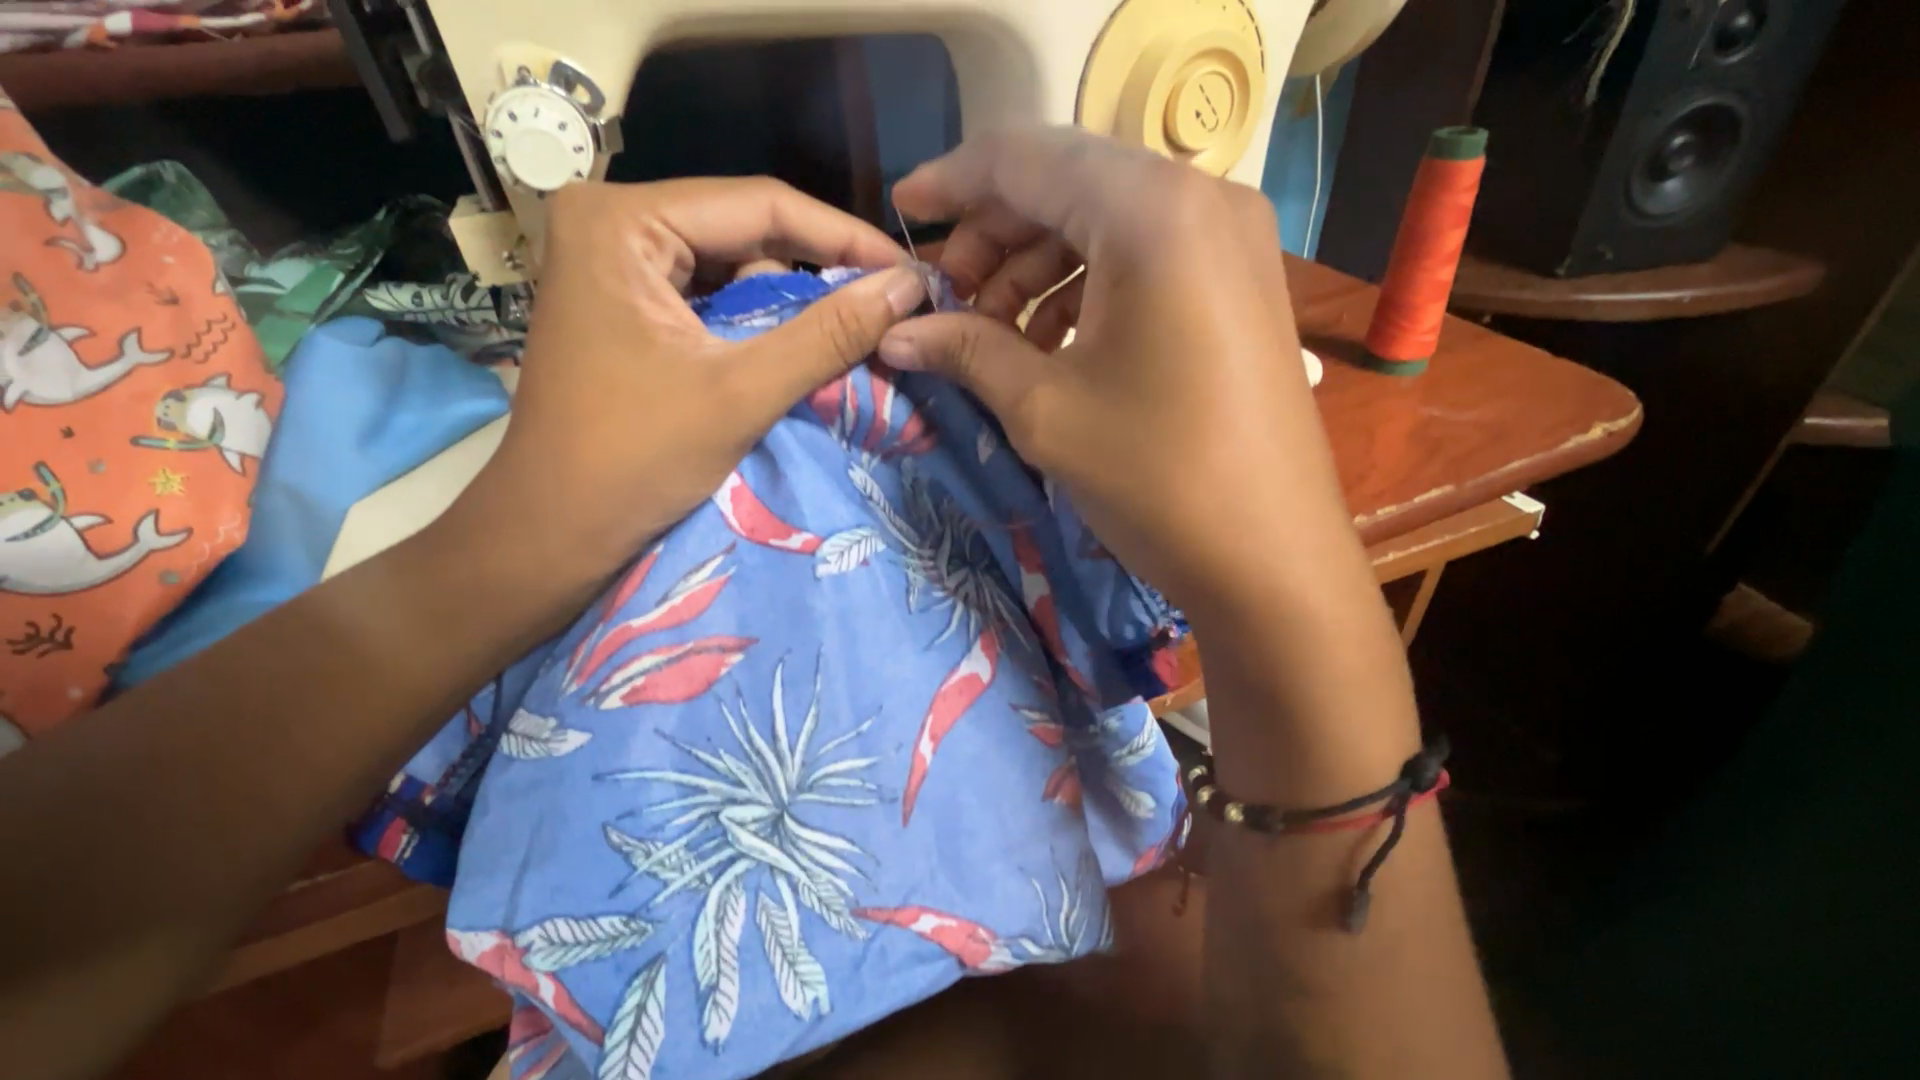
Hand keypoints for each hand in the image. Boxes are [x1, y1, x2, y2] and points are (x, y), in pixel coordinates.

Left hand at [434, 177, 927, 602]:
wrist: (551, 534)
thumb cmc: (632, 461)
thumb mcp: (741, 392)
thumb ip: (829, 334)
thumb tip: (909, 286)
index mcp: (621, 221)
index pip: (759, 205)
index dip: (844, 237)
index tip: (909, 271)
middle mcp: (611, 222)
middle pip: (745, 230)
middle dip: (817, 273)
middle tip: (889, 307)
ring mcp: (613, 263)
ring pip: (732, 265)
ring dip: (790, 303)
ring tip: (849, 337)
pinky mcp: (623, 304)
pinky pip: (710, 297)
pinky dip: (757, 324)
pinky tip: (797, 350)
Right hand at [883, 129, 1356, 616]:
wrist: (1273, 555)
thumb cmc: (1156, 478)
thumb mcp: (1045, 409)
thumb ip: (966, 349)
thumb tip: (895, 332)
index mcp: (1150, 211)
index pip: (1024, 160)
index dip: (951, 182)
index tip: (900, 214)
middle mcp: (1199, 197)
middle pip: (1066, 182)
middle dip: (993, 234)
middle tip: (945, 297)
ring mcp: (1230, 237)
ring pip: (1103, 219)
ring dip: (1035, 265)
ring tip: (990, 332)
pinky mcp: (1239, 279)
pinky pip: (1144, 253)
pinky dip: (1086, 285)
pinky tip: (1049, 342)